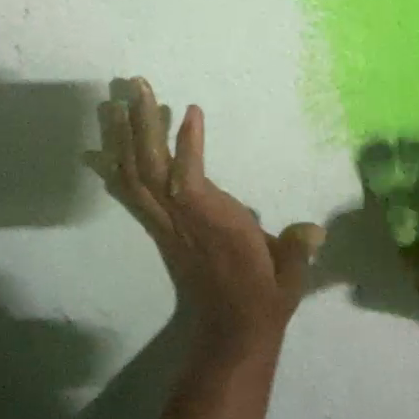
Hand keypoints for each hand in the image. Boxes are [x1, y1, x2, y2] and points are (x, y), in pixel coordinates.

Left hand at [86, 77, 323, 346]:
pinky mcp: (158, 230)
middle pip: (152, 171)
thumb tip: (316, 230)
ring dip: (124, 138)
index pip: (191, 185)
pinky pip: (130, 195)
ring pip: (135, 178)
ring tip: (116, 100)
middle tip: (138, 85)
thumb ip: (297, 249)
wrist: (230, 334)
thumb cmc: (263, 297)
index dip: (187, 149)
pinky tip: (101, 147)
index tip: (191, 109)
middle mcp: (183, 223)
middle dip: (143, 127)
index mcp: (217, 228)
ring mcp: (166, 226)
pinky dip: (114, 167)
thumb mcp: (288, 276)